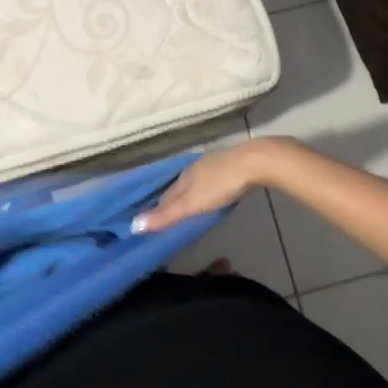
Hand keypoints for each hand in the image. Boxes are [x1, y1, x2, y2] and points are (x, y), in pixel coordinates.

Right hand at [131, 137, 295, 232]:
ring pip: (194, 182)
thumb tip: (133, 225)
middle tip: (165, 216)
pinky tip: (209, 195)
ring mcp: (212, 166)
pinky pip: (210, 180)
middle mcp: (194, 169)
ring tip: (185, 208)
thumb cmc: (220, 185)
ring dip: (188, 195)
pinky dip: (205, 190)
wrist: (253, 163)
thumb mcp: (191, 204)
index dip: (157, 209)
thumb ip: (166, 215)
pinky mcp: (229, 167)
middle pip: (178, 188)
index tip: (149, 221)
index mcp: (183, 177)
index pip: (165, 196)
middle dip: (171, 201)